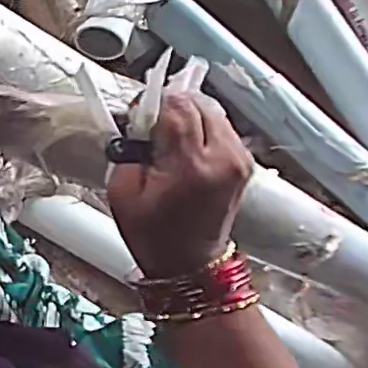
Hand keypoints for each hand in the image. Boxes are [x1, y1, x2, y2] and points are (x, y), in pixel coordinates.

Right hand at [107, 92, 253, 278]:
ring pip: (211, 109)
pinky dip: (201, 126)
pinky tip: (185, 145)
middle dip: (170, 106)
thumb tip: (139, 119)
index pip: (176, 106)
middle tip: (151, 126)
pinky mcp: (244, 161)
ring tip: (168, 137)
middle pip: (197, 102)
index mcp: (191, 167)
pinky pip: (221, 125)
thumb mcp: (123, 192)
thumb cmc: (154, 236)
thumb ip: (129, 149)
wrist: (191, 265)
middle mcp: (223, 158)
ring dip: (187, 114)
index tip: (137, 116)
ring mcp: (239, 159)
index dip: (152, 104)